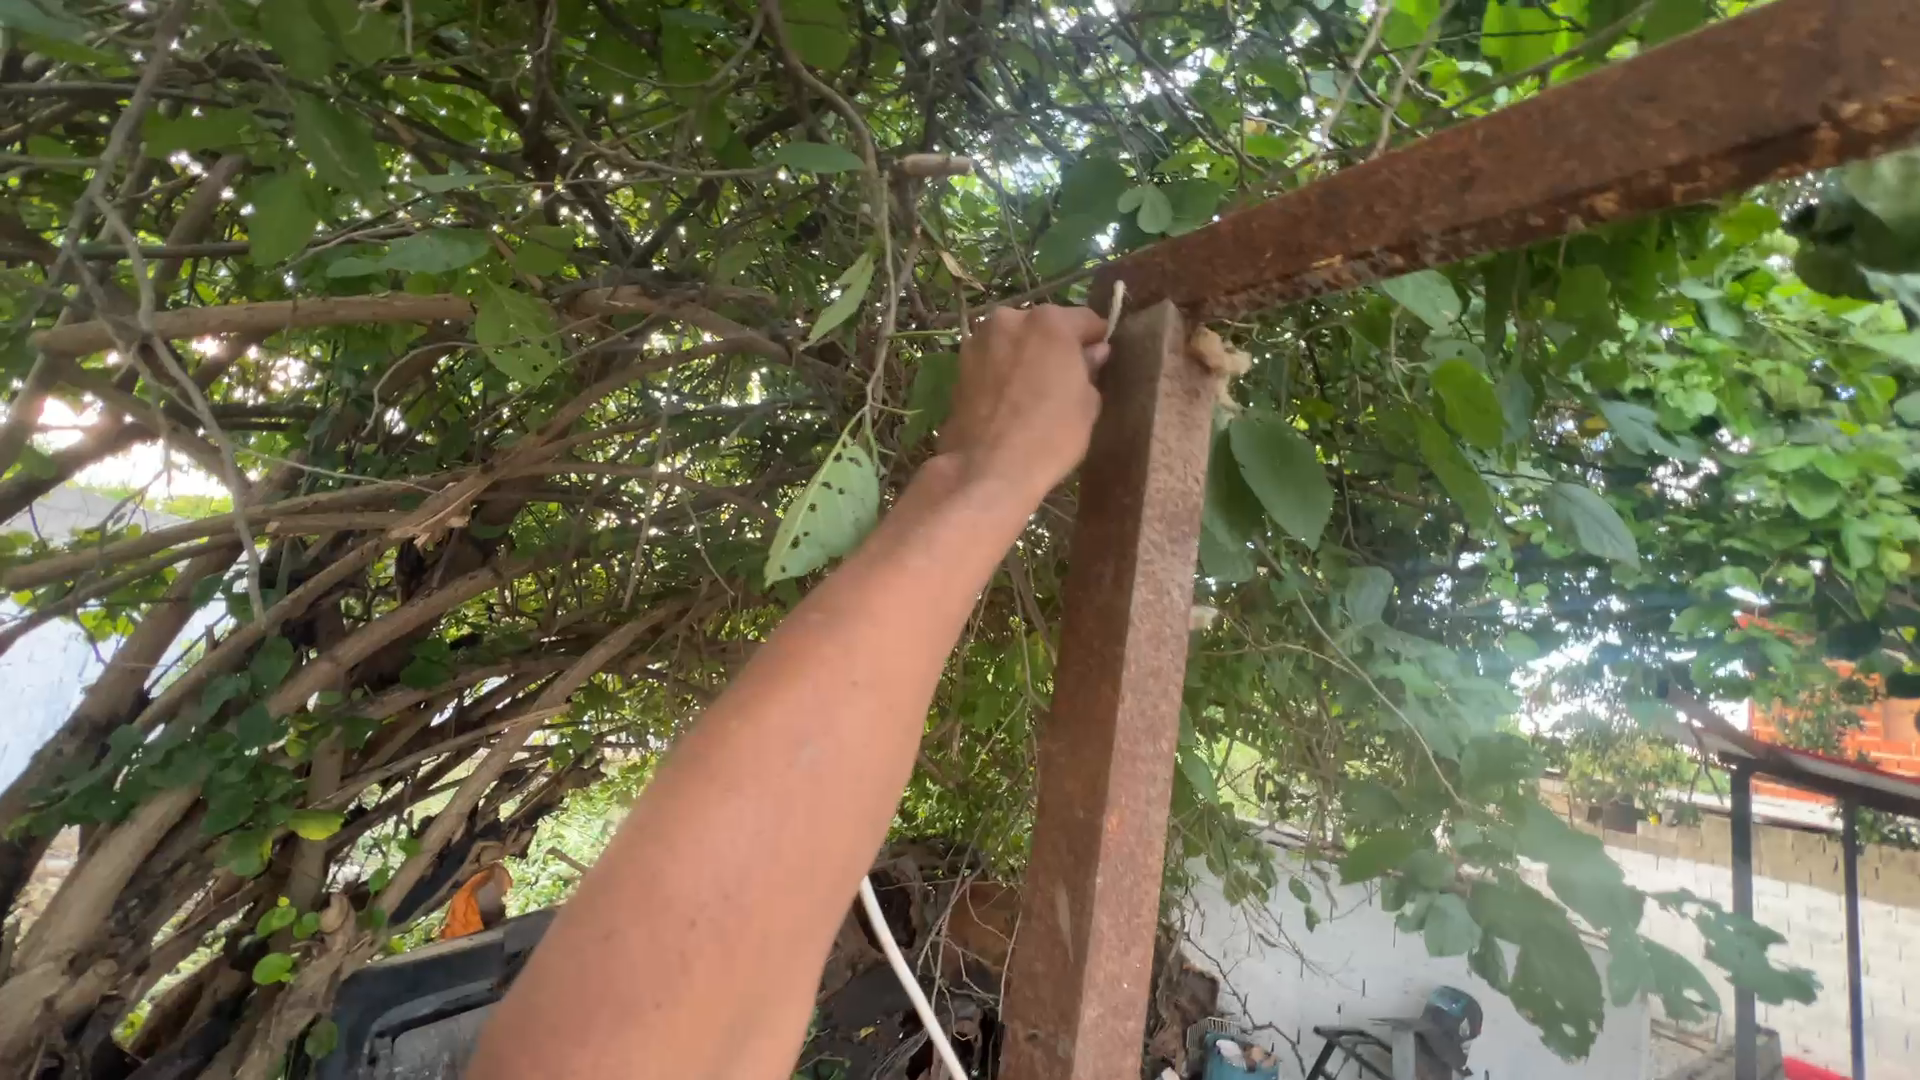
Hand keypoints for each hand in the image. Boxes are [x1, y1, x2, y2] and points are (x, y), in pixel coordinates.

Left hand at [938, 304, 1110, 497]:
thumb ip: (1090, 370)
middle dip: (1055, 347)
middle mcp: (1010, 320)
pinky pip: (991, 364)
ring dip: (1024, 358)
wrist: (988, 469)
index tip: (1101, 360)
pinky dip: (1001, 375)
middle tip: (1064, 380)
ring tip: (1032, 394)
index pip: (1085, 320)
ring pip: (1012, 343)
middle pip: (1043, 327)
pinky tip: (1008, 403)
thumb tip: (1094, 354)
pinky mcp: (958, 368)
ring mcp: (978, 342)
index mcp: (1049, 322)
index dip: (1096, 340)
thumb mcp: (1087, 404)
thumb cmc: (1050, 436)